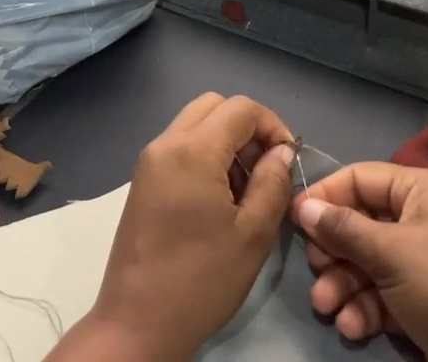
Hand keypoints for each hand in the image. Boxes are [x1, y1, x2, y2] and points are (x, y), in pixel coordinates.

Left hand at [48, 93, 296, 361]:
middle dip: (247, 128)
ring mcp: (149, 160)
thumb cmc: (201, 280)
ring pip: (195, 123)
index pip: (241, 108)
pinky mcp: (142, 180)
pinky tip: (220, 199)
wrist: (137, 322)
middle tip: (267, 170)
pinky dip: (205, 155)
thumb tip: (281, 153)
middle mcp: (165, 143)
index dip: (273, 126)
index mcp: (192, 150)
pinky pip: (179, 146)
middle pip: (214, 106)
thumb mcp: (253, 235)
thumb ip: (273, 184)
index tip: (289, 162)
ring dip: (225, 141)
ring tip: (246, 189)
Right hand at [293, 162, 427, 361]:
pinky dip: (365, 309)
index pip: (359, 178)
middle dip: (333, 252)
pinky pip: (384, 294)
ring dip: (344, 285)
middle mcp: (421, 219)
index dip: (325, 196)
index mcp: (420, 191)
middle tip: (317, 274)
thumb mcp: (394, 255)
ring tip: (329, 310)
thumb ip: (344, 229)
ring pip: (367, 263)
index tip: (293, 222)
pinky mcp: (426, 302)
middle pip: (359, 223)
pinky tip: (353, 329)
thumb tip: (303, 204)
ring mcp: (424, 263)